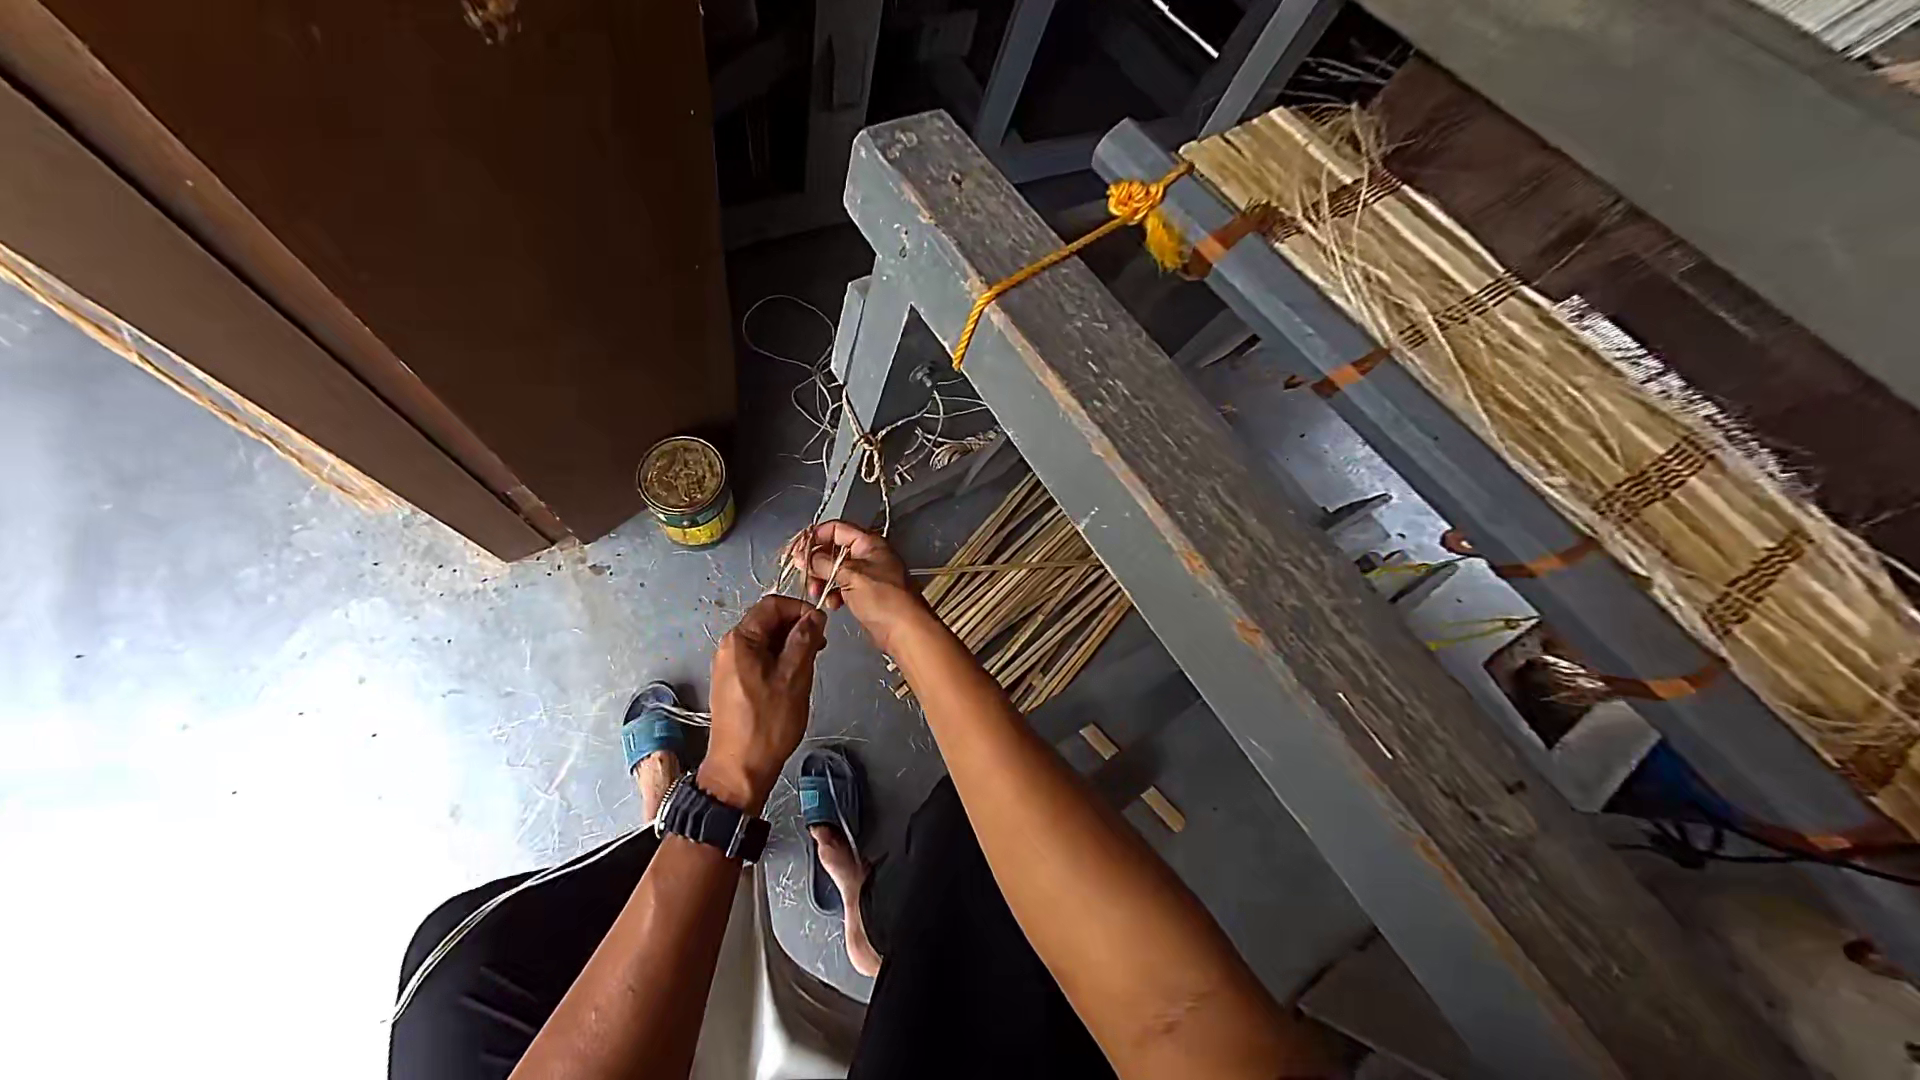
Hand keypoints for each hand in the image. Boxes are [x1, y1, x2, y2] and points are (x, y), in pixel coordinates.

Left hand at [700, 595, 827, 812]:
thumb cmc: (767, 724)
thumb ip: (805, 640)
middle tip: (820, 647)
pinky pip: (760, 658)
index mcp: (740, 640)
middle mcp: (729, 648)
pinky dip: (780, 660)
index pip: (772, 605)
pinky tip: (794, 678)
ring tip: (810, 665)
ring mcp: (729, 666)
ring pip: (766, 641)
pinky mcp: (734, 682)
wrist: (740, 768)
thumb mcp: (794, 676)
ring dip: (790, 645)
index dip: (799, 609)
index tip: (821, 625)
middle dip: (797, 628)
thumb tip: (814, 616)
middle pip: (767, 621)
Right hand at [787, 521, 921, 652]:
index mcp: (869, 543)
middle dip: (816, 562)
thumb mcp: (850, 575)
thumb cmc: (884, 598)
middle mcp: (868, 555)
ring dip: (822, 580)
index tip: (796, 550)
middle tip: (804, 574)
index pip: (836, 529)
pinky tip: (833, 604)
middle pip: (834, 550)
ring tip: (816, 591)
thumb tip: (803, 556)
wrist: (905, 630)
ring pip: (836, 570)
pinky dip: (834, 593)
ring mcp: (868, 575)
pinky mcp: (866, 594)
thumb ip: (823, 563)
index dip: (814, 536)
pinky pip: (842, 587)